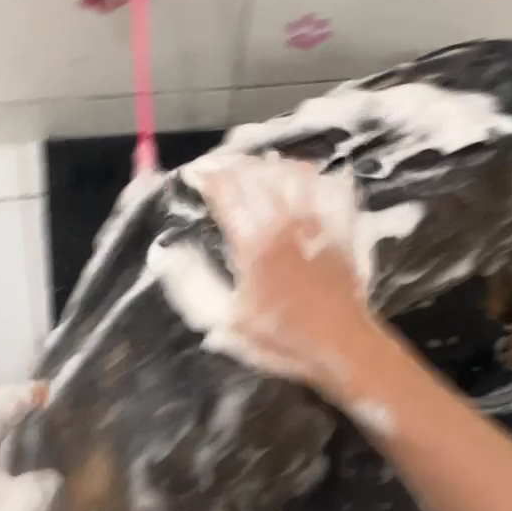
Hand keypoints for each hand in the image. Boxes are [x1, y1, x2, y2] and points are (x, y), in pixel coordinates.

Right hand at [152, 154, 385, 391]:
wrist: (341, 346)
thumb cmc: (282, 338)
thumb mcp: (227, 321)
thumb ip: (194, 285)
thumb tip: (168, 255)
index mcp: (252, 241)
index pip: (225, 190)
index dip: (207, 175)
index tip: (195, 175)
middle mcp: (285, 222)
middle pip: (258, 174)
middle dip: (235, 164)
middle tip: (221, 167)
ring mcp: (318, 223)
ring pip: (296, 173)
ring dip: (274, 165)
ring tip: (260, 166)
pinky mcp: (344, 230)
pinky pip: (335, 190)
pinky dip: (321, 177)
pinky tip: (312, 175)